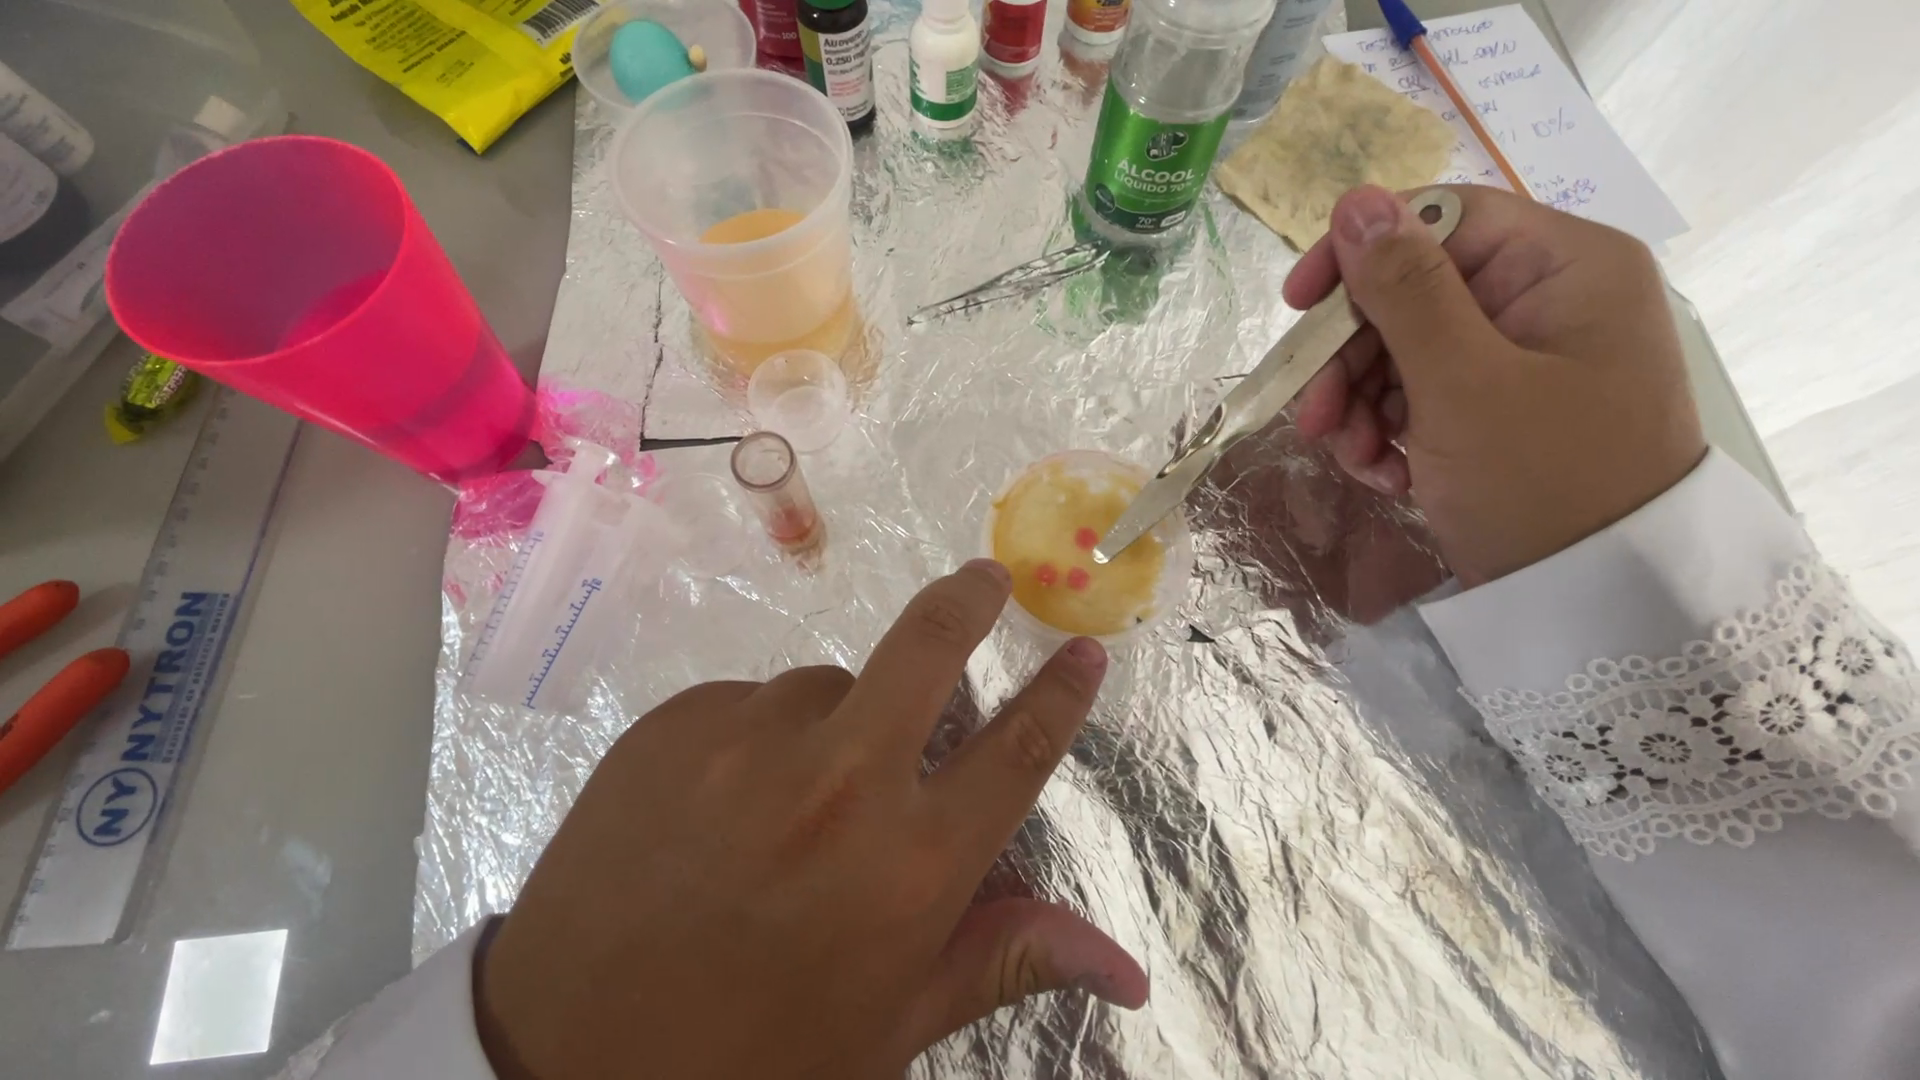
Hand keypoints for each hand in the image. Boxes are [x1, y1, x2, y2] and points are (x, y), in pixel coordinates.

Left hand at [473, 560, 1148, 1079]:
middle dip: (969, 600)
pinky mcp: (675, 722)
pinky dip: (756, 735)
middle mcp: (838, 781)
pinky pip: (746, 702)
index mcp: (908, 865)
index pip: (1015, 753)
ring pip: (826, 683)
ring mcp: (747, 740)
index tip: (1085, 651)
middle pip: (927, 646)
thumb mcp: (893, 1023)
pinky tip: (720, 801)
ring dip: (837, 717)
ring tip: (794, 794)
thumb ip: (1006, 959)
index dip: (1060, 694)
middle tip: (985, 579)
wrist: (566, 1060)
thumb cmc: (755, 1053)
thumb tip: (1130, 968)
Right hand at [1284, 185, 1706, 586]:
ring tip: (1353, 461)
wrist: (1594, 599)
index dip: (1359, 256)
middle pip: (1410, 295)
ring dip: (1360, 406)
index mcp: (1561, 266)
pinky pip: (1418, 397)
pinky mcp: (1494, 410)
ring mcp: (1518, 359)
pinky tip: (1385, 475)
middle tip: (1312, 421)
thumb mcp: (1461, 382)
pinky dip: (1387, 434)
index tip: (1296, 308)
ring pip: (1402, 352)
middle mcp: (1542, 300)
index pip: (1438, 220)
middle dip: (1350, 361)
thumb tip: (1355, 200)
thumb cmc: (1540, 480)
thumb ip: (1405, 289)